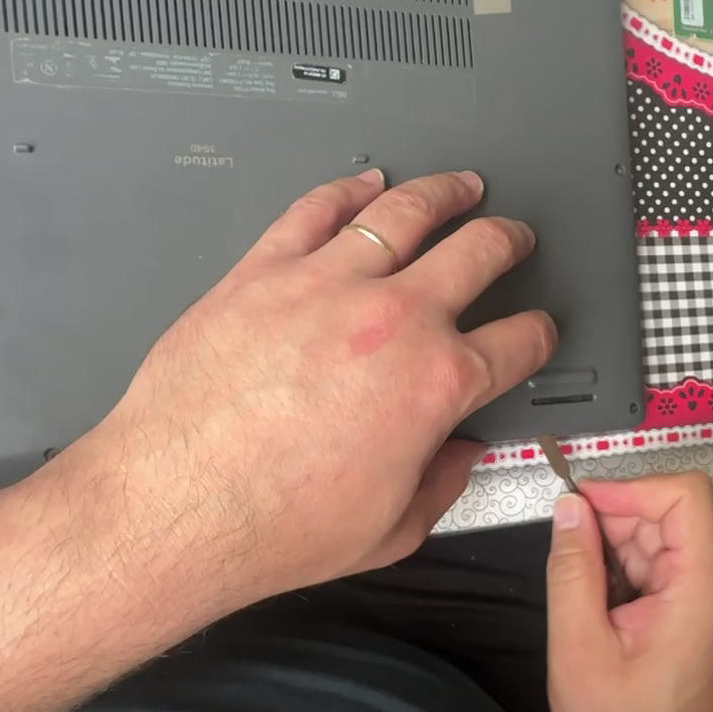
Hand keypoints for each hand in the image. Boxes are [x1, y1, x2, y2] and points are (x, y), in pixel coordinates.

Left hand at [67, 169, 555, 616]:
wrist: (175, 508)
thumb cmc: (274, 524)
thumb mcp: (391, 528)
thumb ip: (443, 484)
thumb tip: (459, 456)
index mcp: (436, 385)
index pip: (517, 343)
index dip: (537, 336)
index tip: (535, 333)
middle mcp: (392, 322)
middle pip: (477, 253)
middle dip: (508, 241)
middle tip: (514, 237)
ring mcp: (327, 286)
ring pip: (405, 212)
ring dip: (446, 193)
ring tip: (462, 186)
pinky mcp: (264, 272)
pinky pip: (316, 209)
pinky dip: (349, 189)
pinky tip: (366, 183)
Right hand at [545, 474, 712, 711]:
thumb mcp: (578, 647)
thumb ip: (572, 569)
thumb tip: (569, 507)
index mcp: (701, 590)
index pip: (685, 496)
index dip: (630, 488)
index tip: (580, 506)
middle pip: (668, 516)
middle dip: (612, 522)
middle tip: (565, 558)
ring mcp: (708, 604)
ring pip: (658, 541)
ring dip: (612, 551)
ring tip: (577, 595)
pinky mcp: (694, 617)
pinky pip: (658, 571)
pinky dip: (621, 574)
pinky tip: (594, 609)